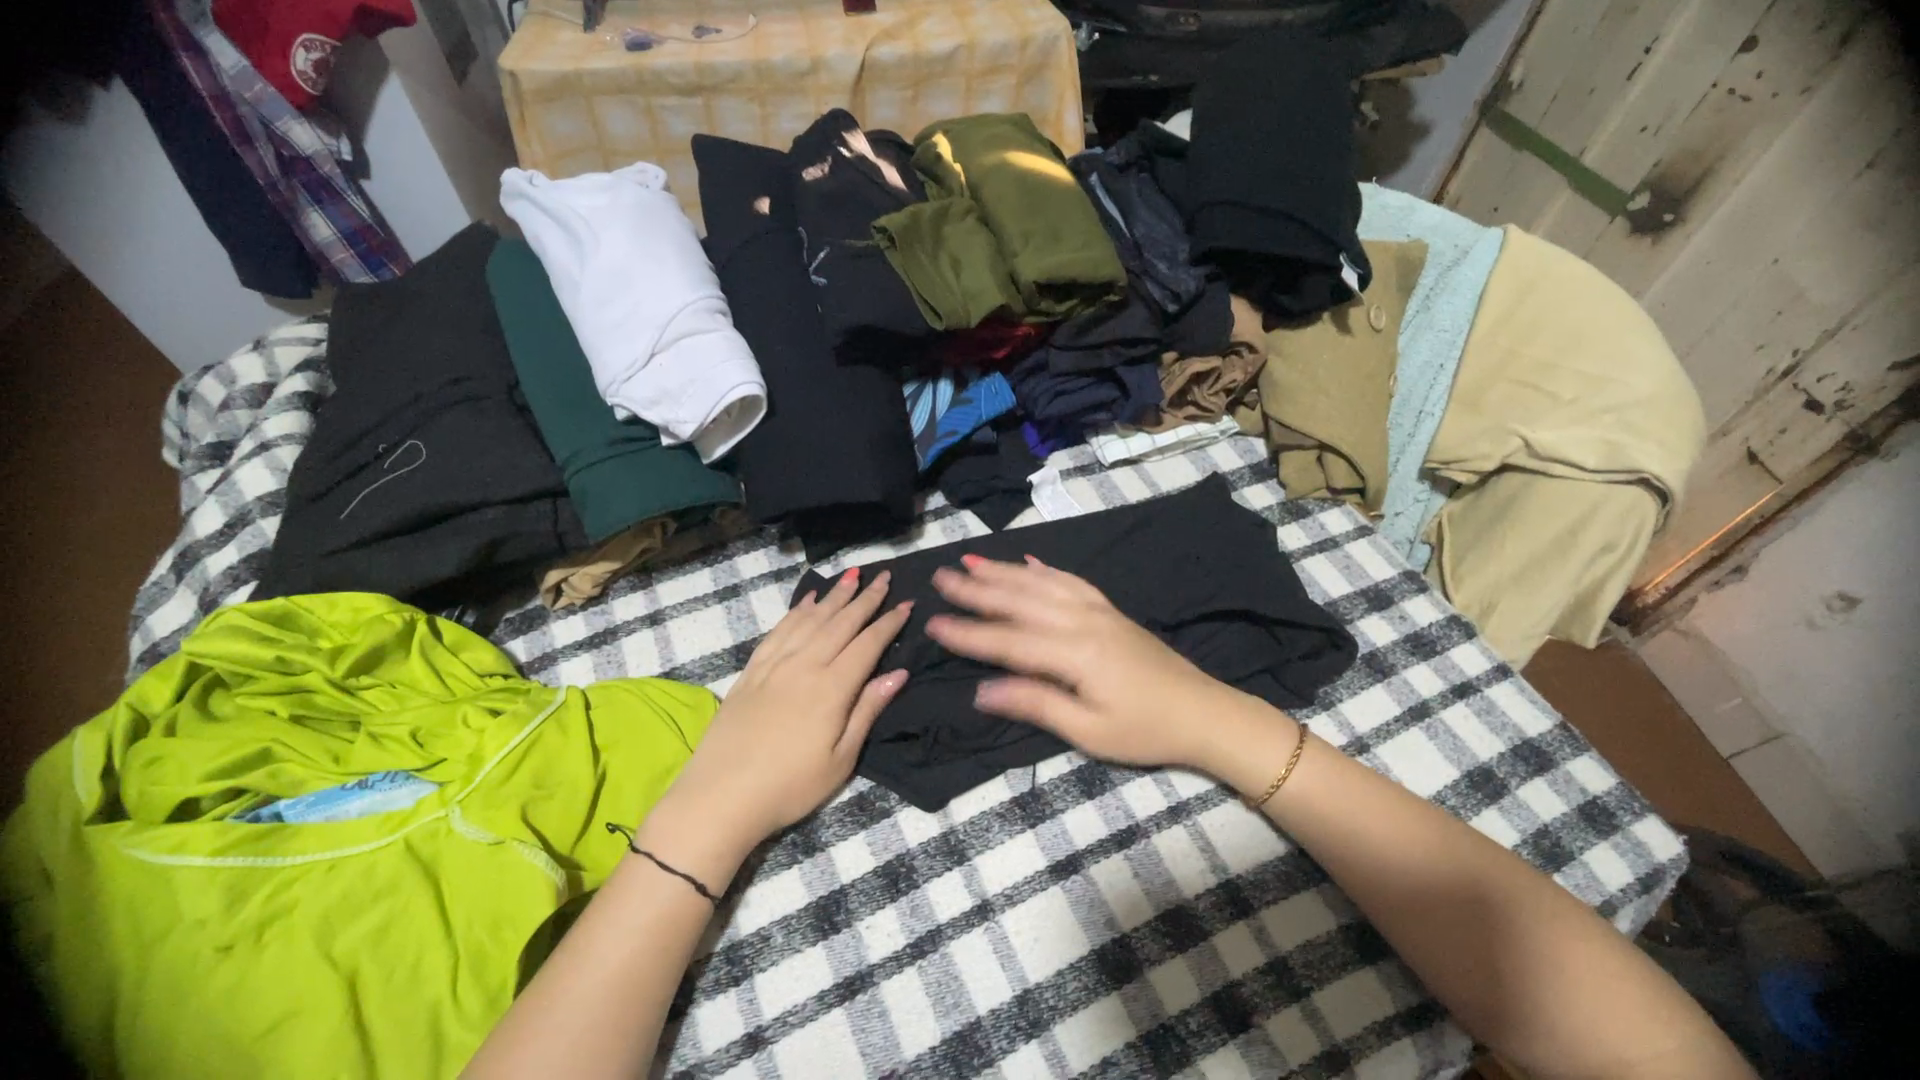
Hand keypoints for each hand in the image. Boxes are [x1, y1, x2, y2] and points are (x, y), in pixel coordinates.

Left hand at [641, 569, 911, 864]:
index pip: (867, 644)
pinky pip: (779, 630)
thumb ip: (867, 711)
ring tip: (851, 577)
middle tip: (884, 576)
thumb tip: (897, 674)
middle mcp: (804, 666)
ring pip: (810, 620)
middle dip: (865, 598)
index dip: (888, 623)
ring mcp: (774, 665)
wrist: (721, 796)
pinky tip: (807, 601)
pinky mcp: (751, 671)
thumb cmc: (790, 787)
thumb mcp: (841, 760)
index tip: (906, 603)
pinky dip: (796, 611)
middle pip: (840, 623)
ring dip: (833, 596)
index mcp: (831, 688)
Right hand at [924, 555, 1260, 774]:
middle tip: (940, 577)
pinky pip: (1072, 580)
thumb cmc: (1145, 731)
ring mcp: (1099, 611)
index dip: (969, 633)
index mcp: (1075, 654)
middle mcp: (1083, 622)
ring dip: (1004, 571)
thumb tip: (981, 690)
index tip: (933, 624)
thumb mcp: (1088, 731)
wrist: (1204, 713)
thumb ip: (1035, 704)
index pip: (1009, 640)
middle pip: (1021, 601)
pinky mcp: (1111, 611)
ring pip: (1042, 583)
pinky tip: (1027, 562)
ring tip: (971, 561)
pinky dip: (1045, 569)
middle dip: (978, 589)